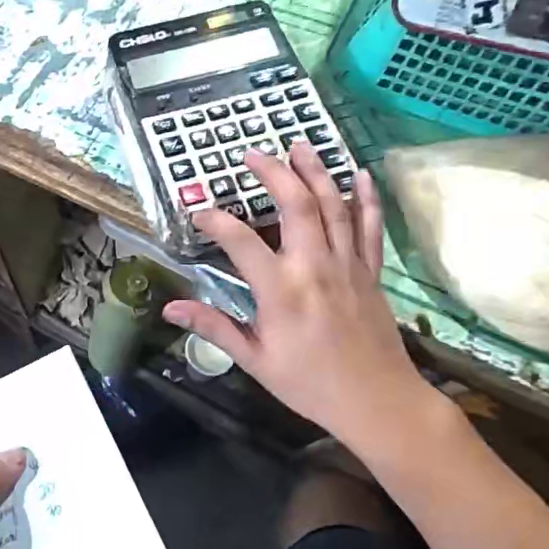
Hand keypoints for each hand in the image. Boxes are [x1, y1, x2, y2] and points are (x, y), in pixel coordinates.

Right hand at [163, 143, 444, 445]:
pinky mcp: (370, 271)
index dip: (215, 221)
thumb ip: (213, 326)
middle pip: (295, 204)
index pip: (239, 240)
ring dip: (315, 171)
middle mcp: (314, 266)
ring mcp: (347, 265)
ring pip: (333, 206)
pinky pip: (370, 227)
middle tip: (253, 154)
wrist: (379, 403)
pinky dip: (366, 198)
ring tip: (299, 145)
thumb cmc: (310, 384)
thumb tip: (170, 309)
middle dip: (273, 173)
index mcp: (280, 289)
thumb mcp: (254, 359)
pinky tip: (360, 174)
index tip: (199, 214)